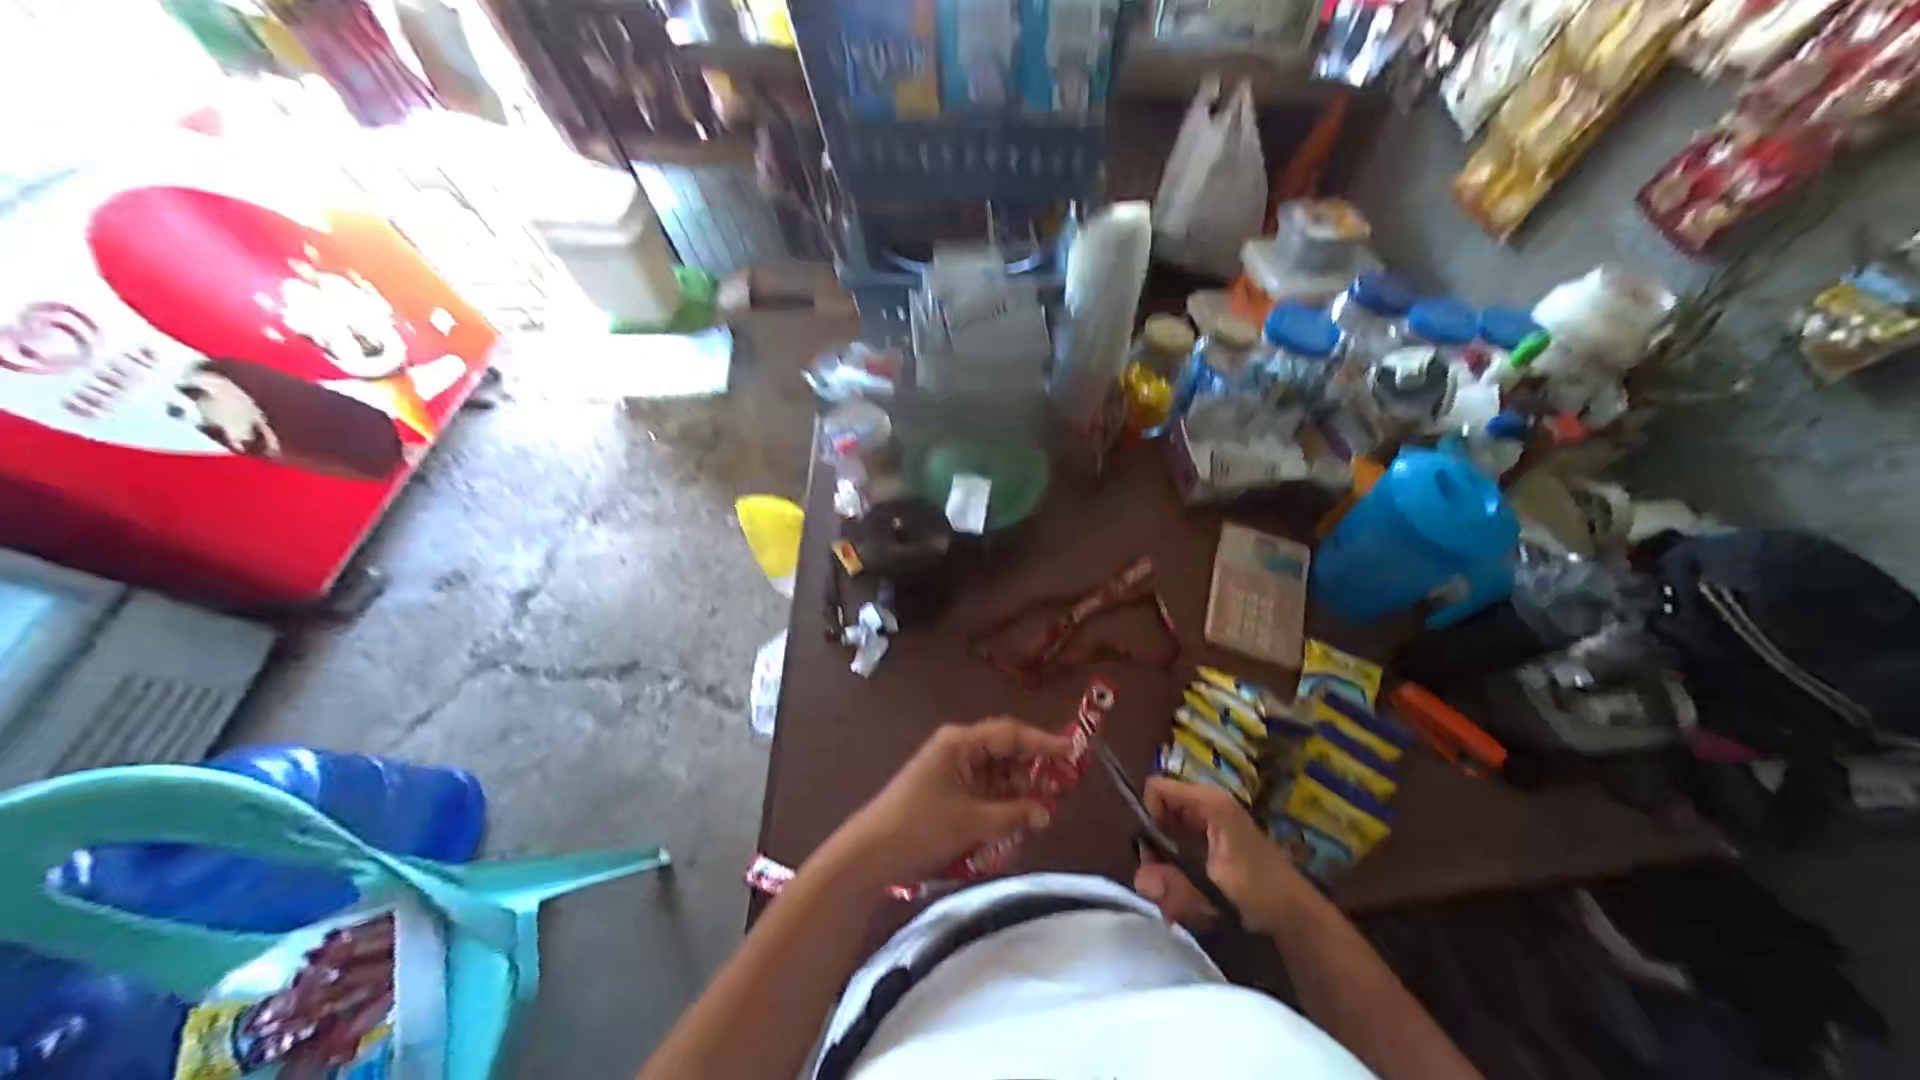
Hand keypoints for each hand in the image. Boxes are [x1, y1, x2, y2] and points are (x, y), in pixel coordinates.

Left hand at [827, 717, 1073, 886]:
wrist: (871, 853)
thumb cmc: (921, 828)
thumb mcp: (972, 822)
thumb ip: (1013, 814)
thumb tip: (1046, 812)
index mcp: (960, 743)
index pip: (1010, 733)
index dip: (1043, 741)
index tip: (1073, 751)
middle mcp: (957, 749)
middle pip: (1005, 751)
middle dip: (1032, 770)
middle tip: (1063, 787)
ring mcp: (951, 770)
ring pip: (996, 773)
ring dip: (1017, 791)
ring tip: (1041, 811)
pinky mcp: (947, 791)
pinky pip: (983, 790)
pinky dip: (1000, 803)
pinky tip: (1016, 820)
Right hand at [1132, 777, 1310, 934]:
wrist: (1299, 915)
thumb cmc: (1261, 892)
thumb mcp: (1216, 891)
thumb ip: (1176, 885)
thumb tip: (1139, 881)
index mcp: (1209, 802)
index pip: (1157, 789)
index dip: (1149, 817)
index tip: (1155, 852)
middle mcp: (1206, 804)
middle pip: (1160, 813)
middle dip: (1155, 850)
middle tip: (1161, 884)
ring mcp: (1210, 821)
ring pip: (1168, 833)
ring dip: (1165, 866)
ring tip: (1174, 898)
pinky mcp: (1212, 840)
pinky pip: (1180, 846)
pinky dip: (1177, 870)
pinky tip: (1185, 897)